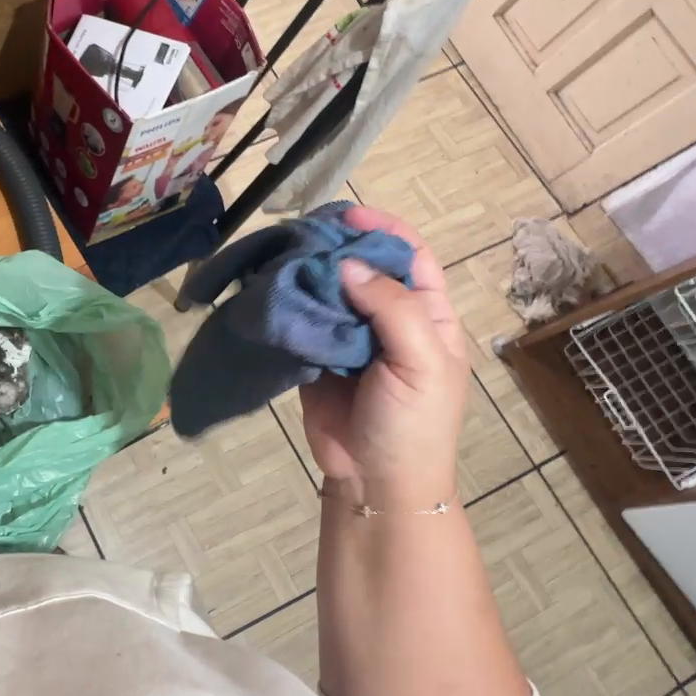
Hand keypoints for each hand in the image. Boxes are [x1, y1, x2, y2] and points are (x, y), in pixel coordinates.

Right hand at [299, 206, 469, 510]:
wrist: (374, 481)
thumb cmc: (414, 424)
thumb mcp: (421, 363)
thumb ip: (392, 309)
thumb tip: (347, 265)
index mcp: (426, 315)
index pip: (409, 257)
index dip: (383, 230)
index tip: (348, 214)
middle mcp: (386, 319)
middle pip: (363, 268)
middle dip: (337, 246)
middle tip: (303, 232)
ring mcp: (348, 337)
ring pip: (329, 291)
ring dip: (308, 272)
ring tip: (281, 254)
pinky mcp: (315, 355)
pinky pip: (303, 321)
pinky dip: (288, 303)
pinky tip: (270, 286)